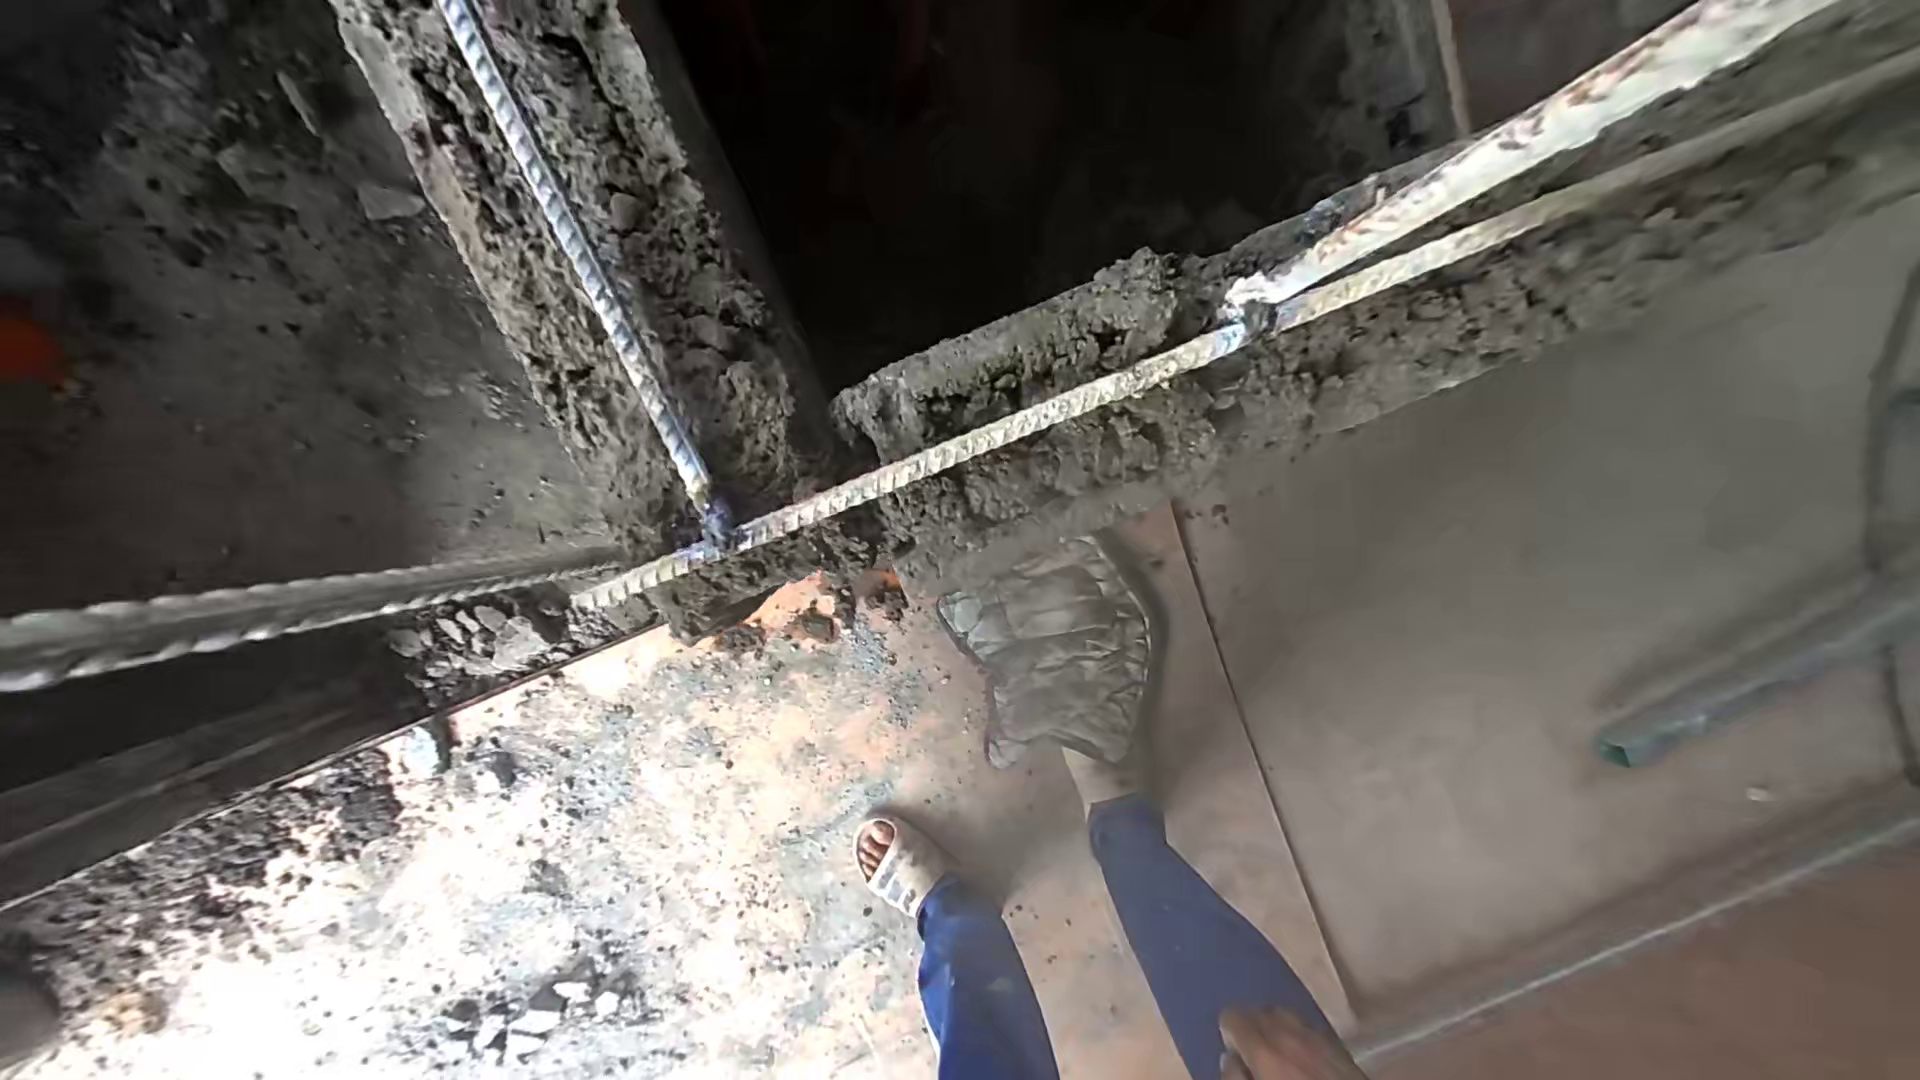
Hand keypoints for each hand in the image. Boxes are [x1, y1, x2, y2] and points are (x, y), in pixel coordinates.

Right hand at [1219, 1007, 1367, 1079]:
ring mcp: (1316, 1037)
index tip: (1238, 1057)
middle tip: (1257, 1060)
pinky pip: (1308, 1027)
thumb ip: (1236, 1078)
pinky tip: (1306, 1060)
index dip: (1229, 1035)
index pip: (1232, 1016)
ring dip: (1276, 1029)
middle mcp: (1287, 1033)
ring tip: (1281, 1057)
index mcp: (1264, 1049)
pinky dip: (1299, 1036)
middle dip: (1252, 1029)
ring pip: (1283, 1013)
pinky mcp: (1339, 1048)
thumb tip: (1230, 1058)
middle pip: (1257, 1010)